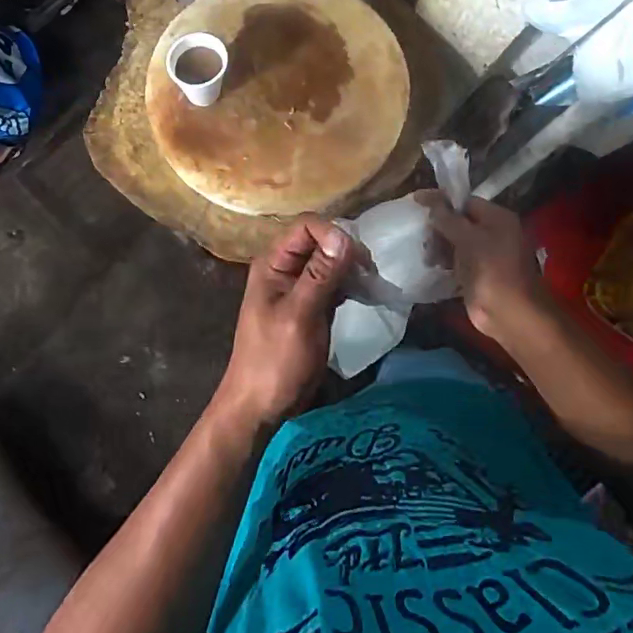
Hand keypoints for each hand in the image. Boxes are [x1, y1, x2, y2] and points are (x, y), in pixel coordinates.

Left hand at [214, 216, 354, 428]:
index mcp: (272, 264)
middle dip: (346, 249)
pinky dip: (351, 282)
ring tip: (371, 282)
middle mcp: (285, 268)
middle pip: (321, 239)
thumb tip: (344, 236)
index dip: (332, 233)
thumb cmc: (274, 361)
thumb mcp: (299, 316)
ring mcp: (299, 286)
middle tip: (369, 271)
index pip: (306, 226)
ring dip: (352, 266)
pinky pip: (335, 280)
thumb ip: (320, 275)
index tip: (355, 257)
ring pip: (331, 259)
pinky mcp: (314, 303)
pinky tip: (365, 293)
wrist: (261, 406)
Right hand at [422, 194, 552, 343]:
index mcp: (497, 218)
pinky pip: (456, 260)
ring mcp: (485, 254)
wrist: (509, 313)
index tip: (417, 201)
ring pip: (455, 241)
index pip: (466, 202)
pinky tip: (432, 266)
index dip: (442, 202)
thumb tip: (431, 203)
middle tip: (425, 238)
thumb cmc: (492, 269)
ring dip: (439, 246)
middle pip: (459, 221)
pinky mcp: (476, 273)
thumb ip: (449, 220)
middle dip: (439, 227)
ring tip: (429, 257)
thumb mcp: (469, 239)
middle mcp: (493, 232)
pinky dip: (444, 261)